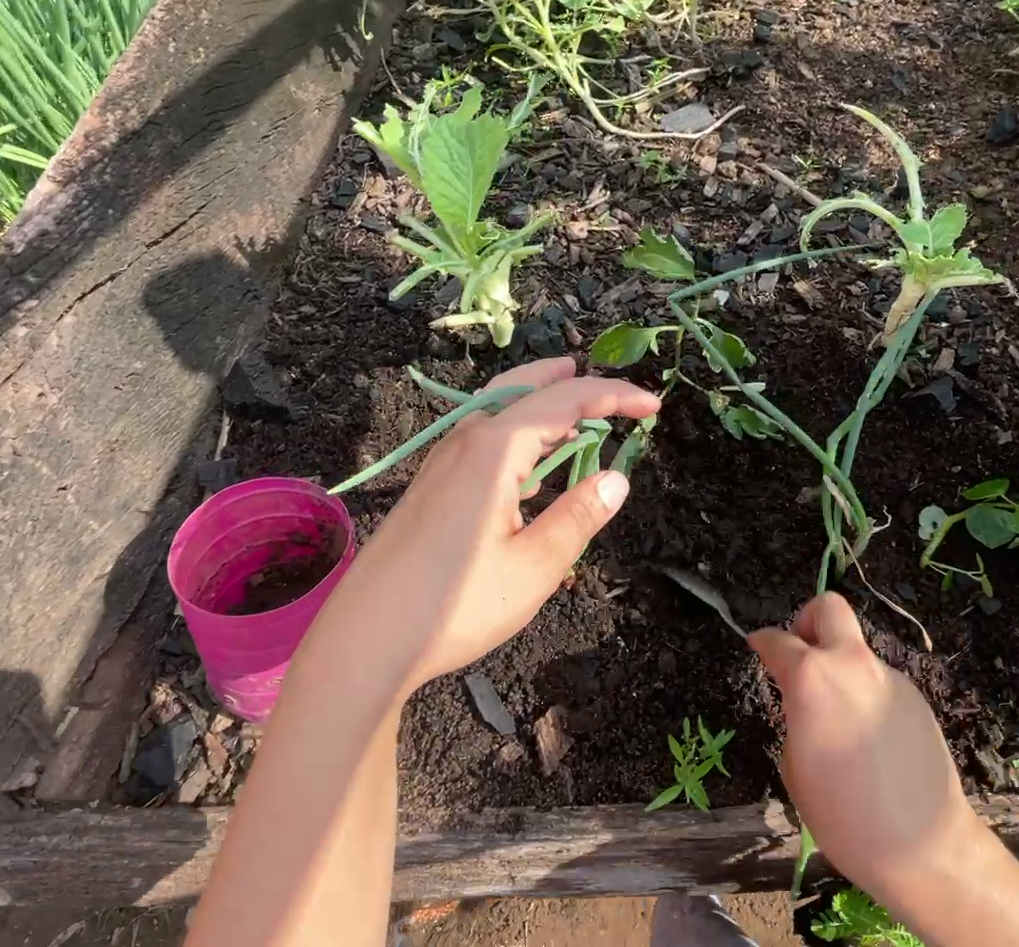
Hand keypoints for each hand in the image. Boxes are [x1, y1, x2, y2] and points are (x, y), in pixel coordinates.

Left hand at [325, 357, 659, 691]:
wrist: (365, 638)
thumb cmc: (455, 605)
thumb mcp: (534, 566)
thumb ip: (579, 517)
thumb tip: (616, 478)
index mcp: (494, 450)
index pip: (565, 401)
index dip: (614, 398)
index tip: (653, 406)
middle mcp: (464, 443)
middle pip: (521, 390)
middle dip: (564, 380)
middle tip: (599, 380)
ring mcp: (442, 464)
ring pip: (497, 412)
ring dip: (539, 406)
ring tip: (574, 415)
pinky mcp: (432, 488)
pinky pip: (482, 439)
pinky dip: (517, 434)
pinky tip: (530, 465)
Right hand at [750, 593, 976, 898]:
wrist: (921, 845)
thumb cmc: (841, 814)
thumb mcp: (794, 765)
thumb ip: (797, 717)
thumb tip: (810, 706)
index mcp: (812, 678)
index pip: (777, 640)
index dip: (761, 641)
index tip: (756, 645)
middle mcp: (852, 665)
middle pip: (829, 608)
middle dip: (807, 621)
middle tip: (801, 657)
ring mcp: (889, 679)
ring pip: (856, 654)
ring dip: (840, 670)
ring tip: (838, 724)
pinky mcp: (916, 700)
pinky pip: (878, 684)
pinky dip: (864, 698)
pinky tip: (868, 744)